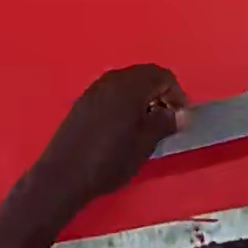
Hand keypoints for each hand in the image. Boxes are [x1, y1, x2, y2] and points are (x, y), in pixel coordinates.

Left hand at [25, 64, 188, 214]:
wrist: (64, 173)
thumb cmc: (109, 160)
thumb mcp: (144, 144)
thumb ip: (164, 123)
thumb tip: (181, 113)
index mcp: (130, 85)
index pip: (162, 76)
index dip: (177, 93)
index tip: (183, 116)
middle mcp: (113, 78)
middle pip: (145, 74)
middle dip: (161, 92)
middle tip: (170, 117)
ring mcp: (97, 86)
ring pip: (129, 81)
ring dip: (144, 95)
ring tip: (150, 122)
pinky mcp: (86, 98)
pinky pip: (114, 89)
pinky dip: (127, 99)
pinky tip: (127, 123)